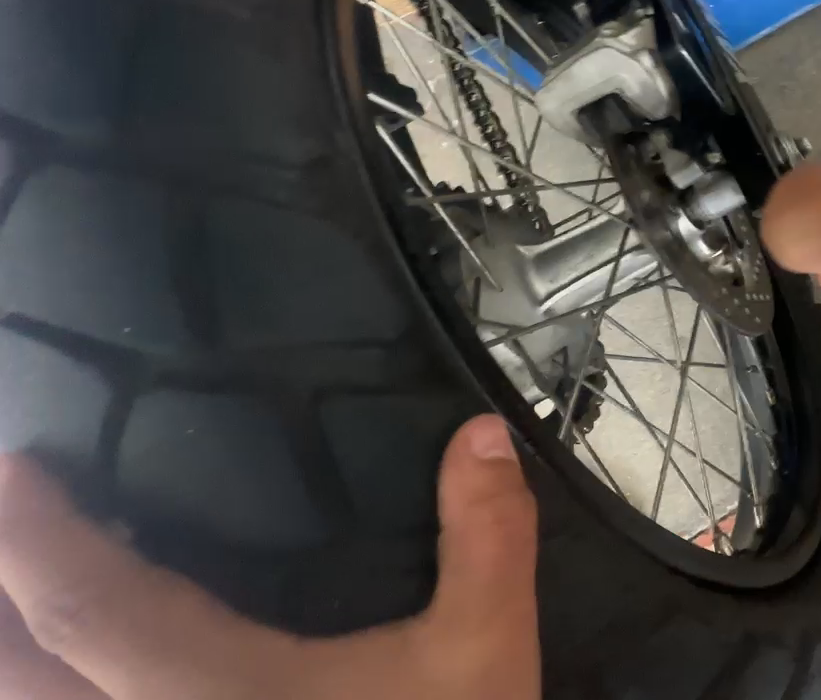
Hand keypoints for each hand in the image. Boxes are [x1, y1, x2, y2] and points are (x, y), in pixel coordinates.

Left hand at [0, 415, 539, 699]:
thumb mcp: (485, 640)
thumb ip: (488, 533)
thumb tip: (481, 432)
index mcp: (214, 692)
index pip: (92, 609)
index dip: (36, 540)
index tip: (16, 467)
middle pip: (14, 677)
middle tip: (7, 518)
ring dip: (15, 656)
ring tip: (33, 600)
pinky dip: (58, 691)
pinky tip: (92, 671)